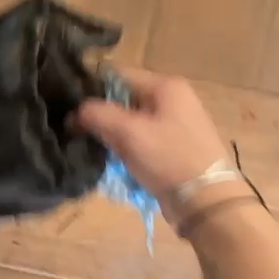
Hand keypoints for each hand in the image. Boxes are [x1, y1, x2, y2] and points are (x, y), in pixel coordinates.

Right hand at [74, 68, 228, 200]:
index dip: (90, 91)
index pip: (116, 76)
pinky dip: (125, 148)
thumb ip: (95, 114)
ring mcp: (174, 123)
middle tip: (80, 132)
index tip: (72, 110)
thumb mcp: (127, 132)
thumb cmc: (168, 158)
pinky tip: (115, 160)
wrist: (206, 201)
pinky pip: (139, 139)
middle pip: (121, 99)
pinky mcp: (173, 145)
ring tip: (96, 148)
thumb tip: (73, 113)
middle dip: (100, 115)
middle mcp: (172, 99)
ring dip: (111, 134)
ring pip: (128, 121)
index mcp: (166, 87)